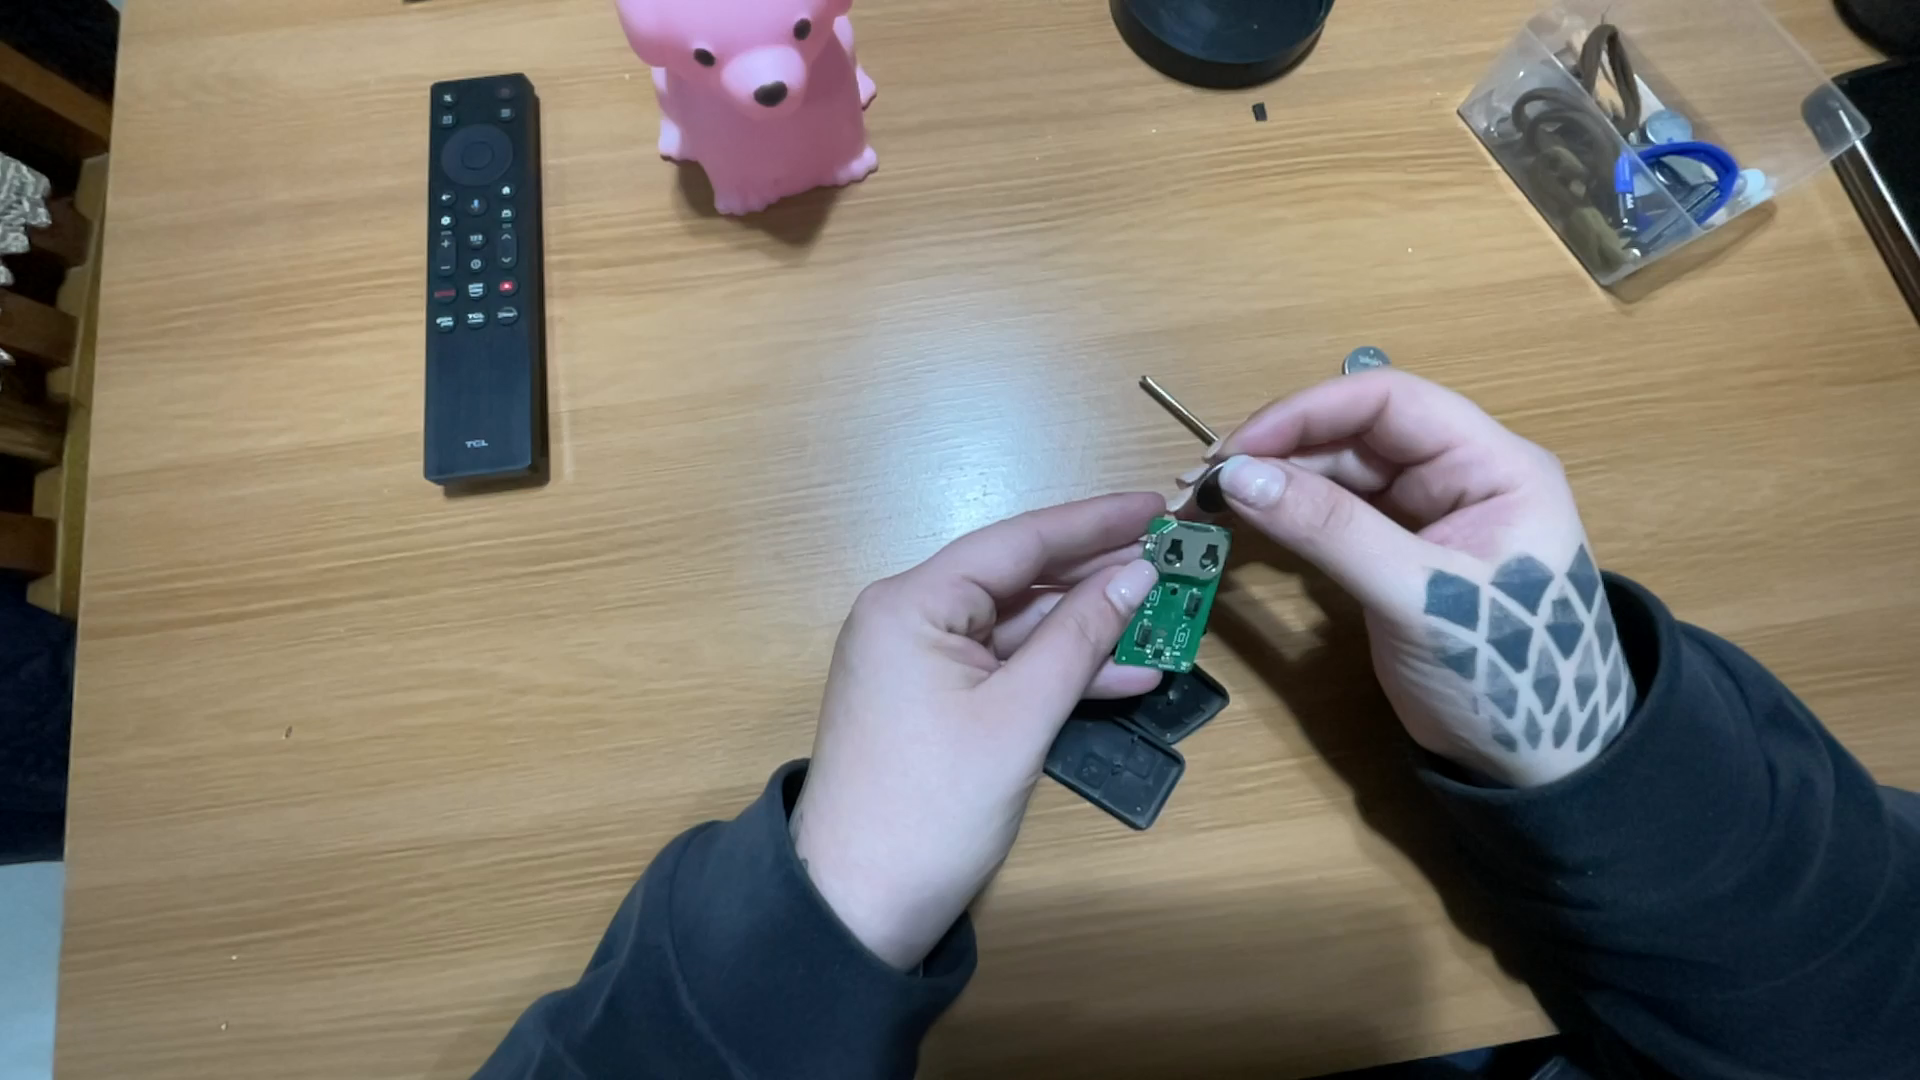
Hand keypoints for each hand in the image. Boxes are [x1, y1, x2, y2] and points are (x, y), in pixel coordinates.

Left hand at [792, 494, 1164, 968]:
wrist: (859, 908)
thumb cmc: (935, 805)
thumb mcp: (1019, 715)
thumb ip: (1079, 637)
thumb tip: (1137, 573)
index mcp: (914, 601)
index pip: (1016, 541)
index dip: (1091, 522)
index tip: (1154, 506)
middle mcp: (912, 616)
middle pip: (1018, 581)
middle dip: (1095, 576)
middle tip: (1170, 560)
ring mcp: (923, 659)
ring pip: (1018, 628)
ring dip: (1086, 630)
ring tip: (1164, 619)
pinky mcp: (936, 697)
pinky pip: (1004, 668)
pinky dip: (1057, 672)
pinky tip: (1126, 673)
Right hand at [1203, 370, 1634, 787]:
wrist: (1531, 763)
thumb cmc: (1504, 673)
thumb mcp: (1417, 597)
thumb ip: (1329, 531)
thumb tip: (1235, 477)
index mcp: (1490, 464)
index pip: (1388, 400)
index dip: (1305, 413)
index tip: (1234, 451)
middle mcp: (1451, 473)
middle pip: (1348, 434)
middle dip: (1273, 451)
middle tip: (1201, 483)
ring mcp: (1416, 512)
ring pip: (1328, 471)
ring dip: (1266, 481)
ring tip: (1203, 503)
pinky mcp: (1385, 547)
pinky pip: (1323, 513)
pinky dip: (1277, 514)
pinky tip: (1236, 522)